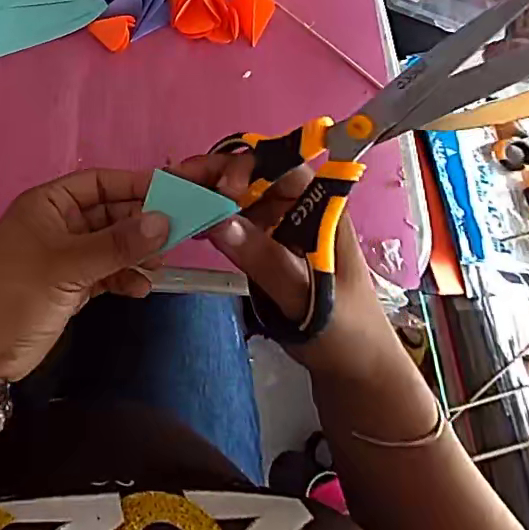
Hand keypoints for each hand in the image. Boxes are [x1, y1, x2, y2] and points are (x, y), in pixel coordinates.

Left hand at [0, 169, 167, 386]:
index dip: (136, 184)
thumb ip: (118, 244)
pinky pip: (107, 272)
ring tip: (161, 264)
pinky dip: (124, 277)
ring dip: (137, 253)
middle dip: (142, 222)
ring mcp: (66, 256)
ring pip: (113, 244)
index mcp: (50, 203)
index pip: (100, 182)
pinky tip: (140, 288)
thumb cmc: (14, 294)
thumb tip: (164, 220)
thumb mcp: (67, 266)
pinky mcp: (70, 286)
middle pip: (111, 213)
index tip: (175, 189)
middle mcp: (60, 224)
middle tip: (180, 230)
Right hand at [169, 153, 404, 385]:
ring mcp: (282, 222)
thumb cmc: (343, 328)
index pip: (282, 166)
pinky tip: (190, 222)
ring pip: (241, 193)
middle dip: (216, 173)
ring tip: (174, 198)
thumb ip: (264, 258)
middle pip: (254, 173)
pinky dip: (213, 215)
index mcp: (321, 207)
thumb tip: (218, 220)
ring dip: (208, 191)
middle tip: (176, 182)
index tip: (219, 189)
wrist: (354, 363)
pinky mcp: (268, 241)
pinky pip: (237, 217)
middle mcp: (300, 205)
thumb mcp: (305, 296)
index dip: (247, 167)